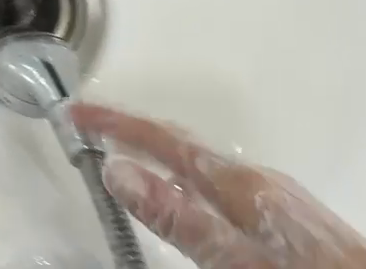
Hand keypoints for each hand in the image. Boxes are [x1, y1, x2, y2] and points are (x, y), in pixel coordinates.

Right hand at [71, 104, 365, 268]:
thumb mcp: (238, 262)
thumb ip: (181, 219)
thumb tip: (116, 169)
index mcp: (238, 183)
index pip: (161, 139)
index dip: (113, 122)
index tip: (72, 111)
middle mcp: (256, 179)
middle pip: (181, 142)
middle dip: (131, 130)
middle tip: (89, 126)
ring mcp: (278, 197)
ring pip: (203, 162)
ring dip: (159, 152)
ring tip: (129, 155)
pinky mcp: (293, 219)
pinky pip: (221, 181)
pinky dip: (187, 175)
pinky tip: (192, 198)